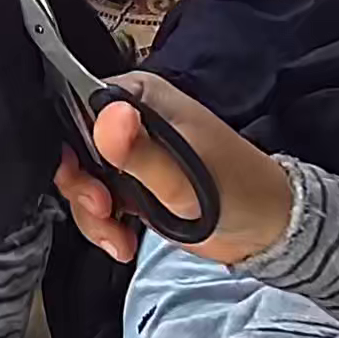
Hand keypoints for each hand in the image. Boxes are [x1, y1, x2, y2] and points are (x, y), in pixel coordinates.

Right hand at [53, 72, 293, 264]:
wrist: (266, 231)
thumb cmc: (236, 191)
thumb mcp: (183, 177)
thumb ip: (141, 151)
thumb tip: (107, 118)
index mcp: (141, 95)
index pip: (80, 106)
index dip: (72, 145)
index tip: (87, 180)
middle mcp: (130, 117)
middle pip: (75, 145)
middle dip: (81, 186)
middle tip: (103, 210)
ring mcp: (130, 151)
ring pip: (82, 177)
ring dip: (91, 213)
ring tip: (118, 237)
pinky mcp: (131, 182)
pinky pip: (97, 200)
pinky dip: (102, 225)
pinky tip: (122, 242)